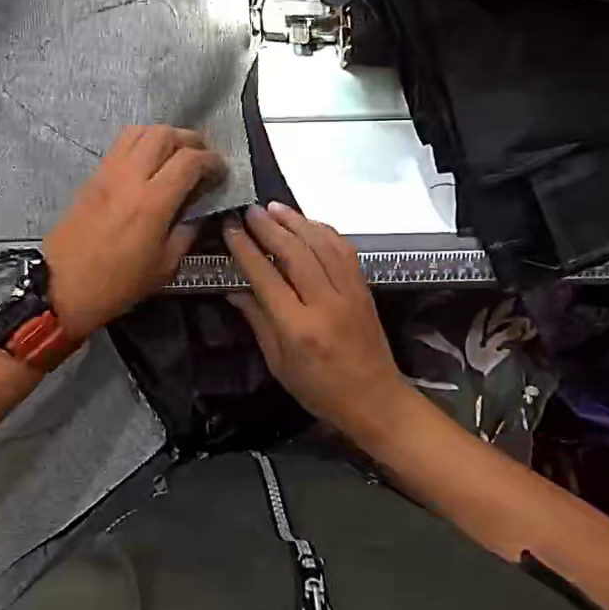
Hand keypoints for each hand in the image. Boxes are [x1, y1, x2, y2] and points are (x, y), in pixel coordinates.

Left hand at [42, 126, 226, 336]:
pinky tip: (149, 163)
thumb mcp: (163, 268)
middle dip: (189, 139)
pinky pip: (120, 145)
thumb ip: (185, 234)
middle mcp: (129, 177)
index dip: (211, 161)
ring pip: (139, 131)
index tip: (221, 171)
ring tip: (175, 154)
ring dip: (163, 136)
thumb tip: (198, 213)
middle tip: (201, 157)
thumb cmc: (115, 284)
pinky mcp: (92, 176)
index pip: (189, 160)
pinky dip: (141, 143)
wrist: (60, 285)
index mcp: (152, 202)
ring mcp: (107, 172)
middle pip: (163, 134)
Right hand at [223, 203, 411, 440]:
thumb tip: (234, 290)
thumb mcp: (278, 364)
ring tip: (275, 207)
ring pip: (322, 245)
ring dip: (297, 222)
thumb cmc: (320, 390)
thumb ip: (257, 321)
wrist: (377, 402)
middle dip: (270, 228)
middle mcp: (326, 305)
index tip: (231, 229)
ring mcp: (349, 293)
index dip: (247, 250)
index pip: (267, 278)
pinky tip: (307, 223)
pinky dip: (324, 231)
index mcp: (299, 329)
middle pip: (296, 254)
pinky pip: (344, 250)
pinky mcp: (364, 289)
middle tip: (250, 211)